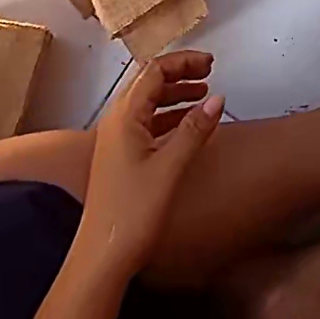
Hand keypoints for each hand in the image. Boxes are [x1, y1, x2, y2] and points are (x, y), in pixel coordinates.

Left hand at [78, 50, 223, 278]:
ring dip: (176, 93)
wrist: (102, 256)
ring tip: (203, 94)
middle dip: (180, 73)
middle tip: (208, 72)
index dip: (183, 62)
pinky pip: (148, 121)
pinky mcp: (121, 154)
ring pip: (149, 101)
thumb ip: (194, 129)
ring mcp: (117, 137)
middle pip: (150, 81)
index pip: (155, 70)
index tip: (209, 63)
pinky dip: (169, 115)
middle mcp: (117, 119)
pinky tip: (187, 123)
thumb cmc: (131, 212)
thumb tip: (217, 98)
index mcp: (125, 114)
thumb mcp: (169, 168)